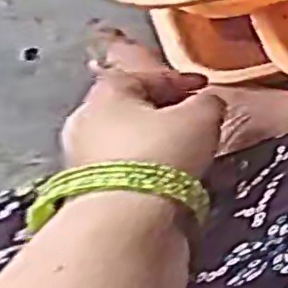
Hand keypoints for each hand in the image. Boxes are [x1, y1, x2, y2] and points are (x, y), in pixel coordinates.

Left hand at [60, 63, 226, 175]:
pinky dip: (146, 156)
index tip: (202, 85)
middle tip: (193, 112)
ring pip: (124, 133)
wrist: (127, 211)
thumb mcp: (203, 115)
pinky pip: (122, 158)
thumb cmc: (164, 149)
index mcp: (106, 96)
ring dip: (154, 133)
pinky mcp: (85, 183)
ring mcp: (79, 154)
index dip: (173, 77)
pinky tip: (169, 165)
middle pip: (128, 105)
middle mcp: (83, 121)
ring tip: (186, 141)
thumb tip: (206, 101)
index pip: (137, 75)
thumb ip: (208, 100)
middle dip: (161, 106)